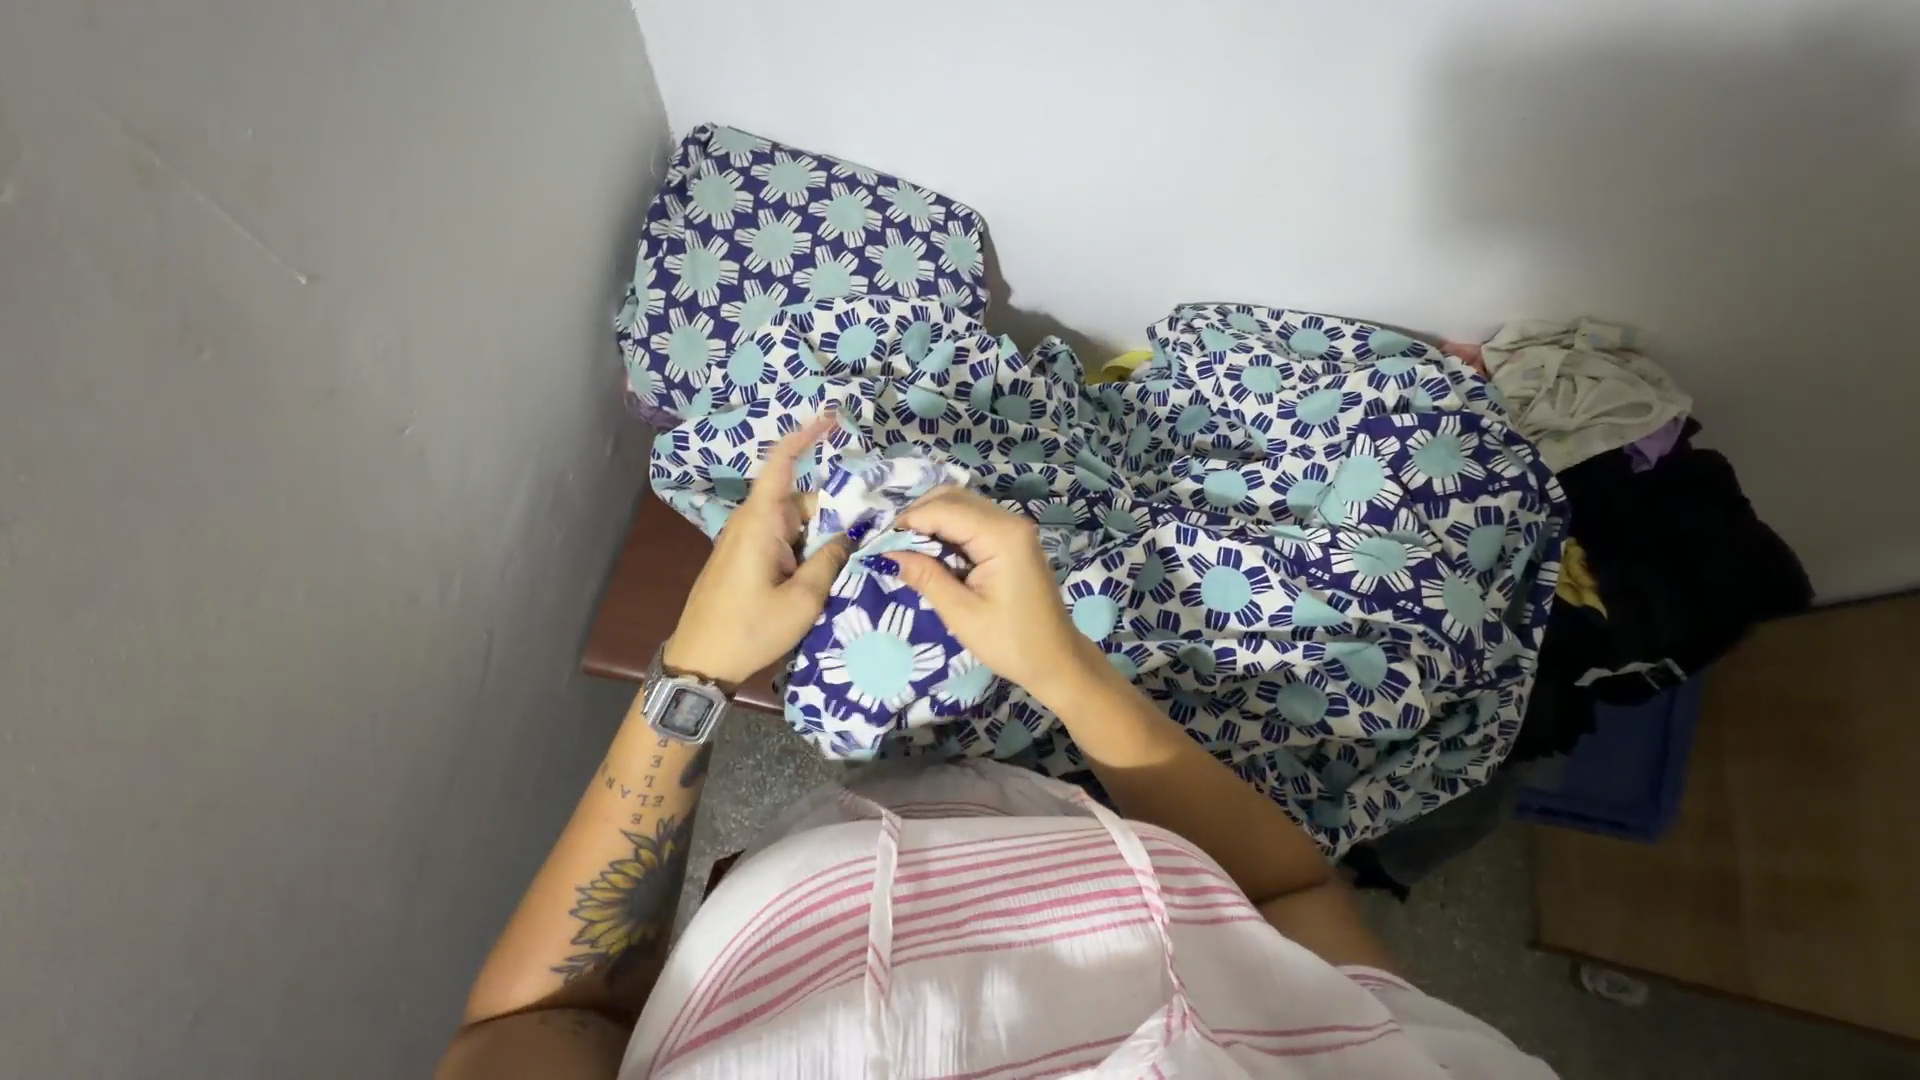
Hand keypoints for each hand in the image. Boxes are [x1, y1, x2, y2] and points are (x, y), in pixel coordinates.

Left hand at [664, 413, 852, 685]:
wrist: (698, 662)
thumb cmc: (750, 629)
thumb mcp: (802, 600)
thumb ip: (829, 561)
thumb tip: (850, 534)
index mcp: (760, 522)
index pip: (780, 464)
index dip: (805, 436)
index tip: (832, 419)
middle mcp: (750, 523)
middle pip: (800, 500)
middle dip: (834, 511)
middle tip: (869, 532)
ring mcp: (744, 542)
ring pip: (794, 524)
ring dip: (821, 536)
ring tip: (852, 558)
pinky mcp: (743, 561)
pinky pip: (782, 541)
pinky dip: (806, 549)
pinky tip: (824, 572)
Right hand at [885, 488, 1102, 698]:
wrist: (1057, 660)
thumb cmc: (1011, 642)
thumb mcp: (962, 614)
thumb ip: (926, 577)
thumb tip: (888, 554)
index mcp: (1002, 536)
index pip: (945, 510)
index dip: (910, 521)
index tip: (881, 544)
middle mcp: (1010, 522)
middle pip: (954, 498)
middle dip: (919, 515)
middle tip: (893, 545)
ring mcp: (1014, 529)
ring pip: (963, 505)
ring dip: (932, 520)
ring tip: (908, 548)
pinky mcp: (1013, 540)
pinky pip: (974, 521)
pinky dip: (949, 529)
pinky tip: (932, 551)